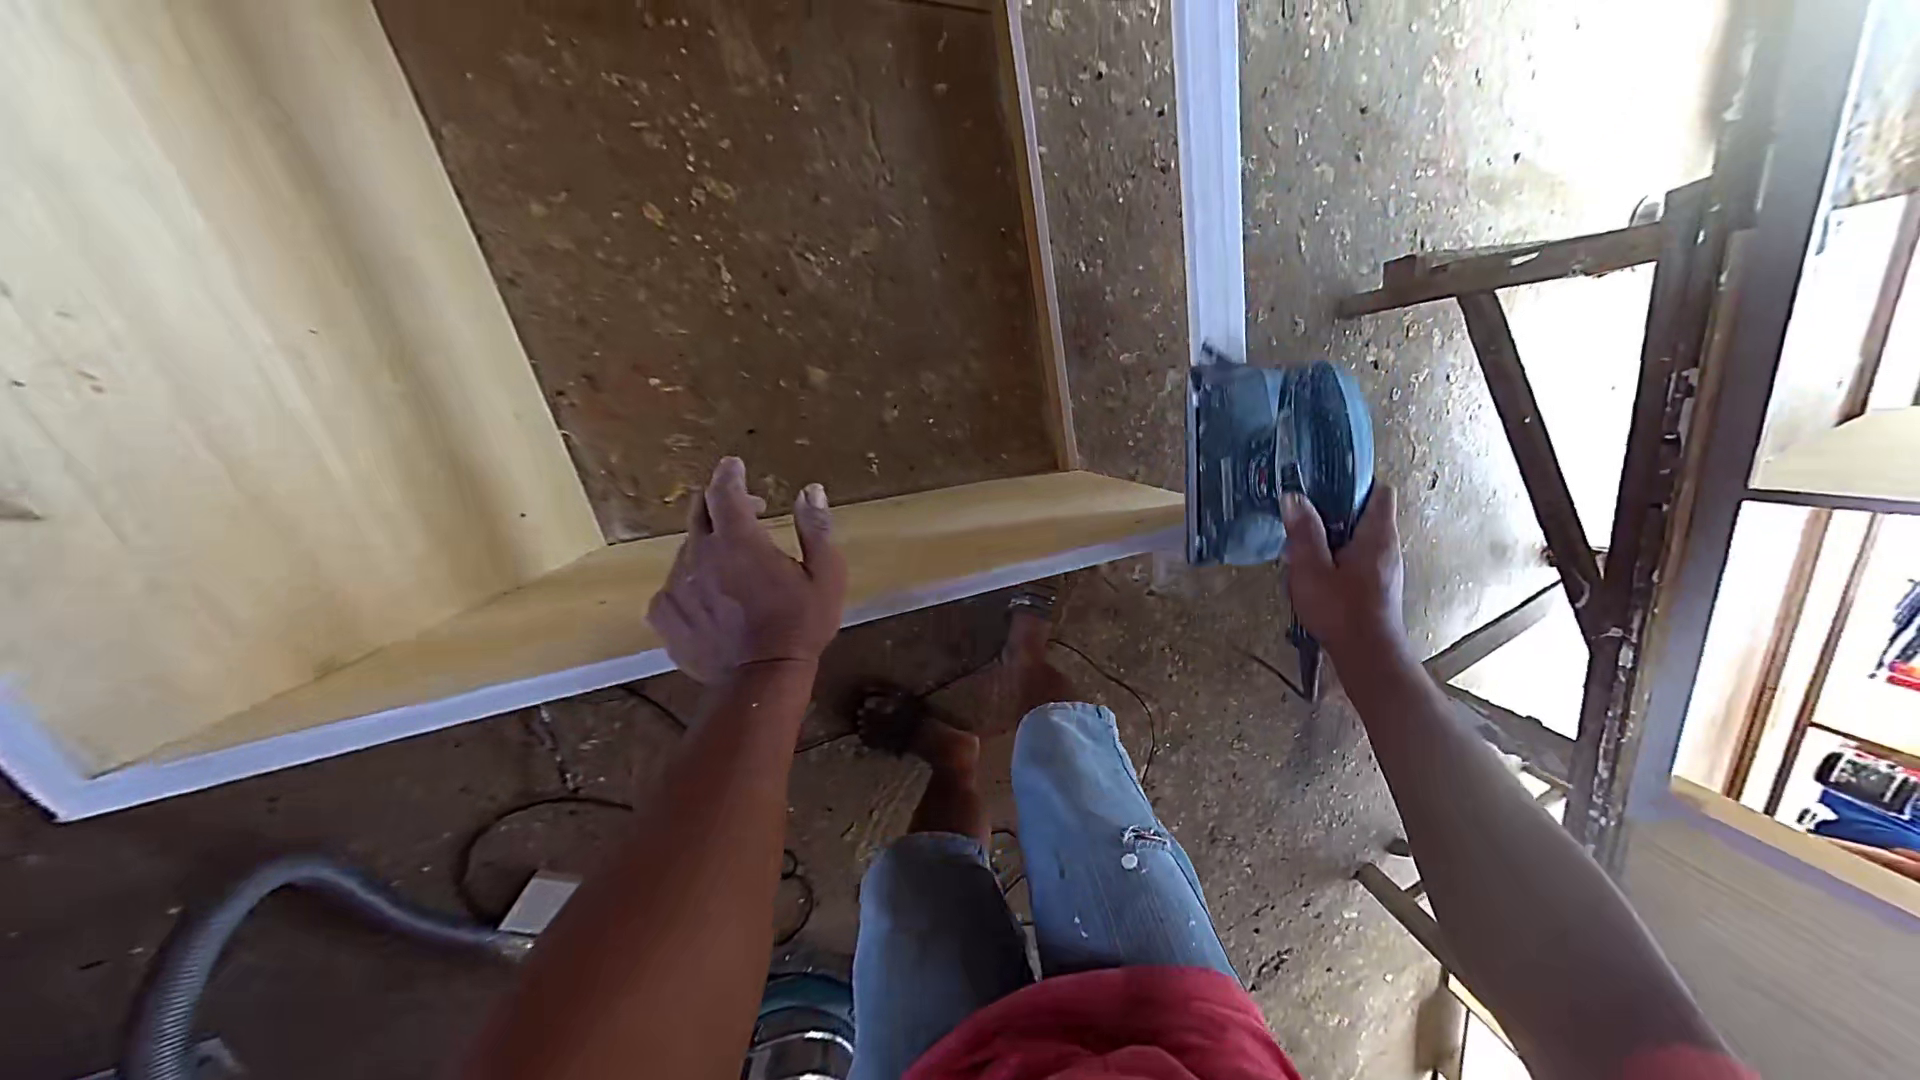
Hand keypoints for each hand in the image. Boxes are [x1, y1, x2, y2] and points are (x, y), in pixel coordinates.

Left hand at [646, 458, 847, 683]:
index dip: (729, 473)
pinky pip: (674, 585)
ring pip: (688, 550)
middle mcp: (700, 554)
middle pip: (700, 512)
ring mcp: (677, 585)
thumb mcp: (825, 575)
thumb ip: (815, 528)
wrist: (761, 679)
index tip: (734, 465)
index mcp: (739, 540)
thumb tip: (811, 490)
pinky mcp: (664, 614)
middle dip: (721, 503)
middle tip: (746, 512)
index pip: (724, 490)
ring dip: (709, 546)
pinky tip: (710, 598)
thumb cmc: (801, 625)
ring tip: (734, 566)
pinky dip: (691, 582)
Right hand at [1281, 484, 1405, 658]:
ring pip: (1356, 540)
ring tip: (1298, 548)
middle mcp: (1387, 548)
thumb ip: (1303, 532)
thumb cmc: (1340, 610)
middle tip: (1299, 518)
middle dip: (1331, 513)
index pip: (1378, 493)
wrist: (1366, 656)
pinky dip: (1334, 558)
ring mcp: (1384, 569)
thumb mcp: (1312, 568)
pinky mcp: (1375, 586)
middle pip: (1363, 515)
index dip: (1354, 483)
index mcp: (1377, 536)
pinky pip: (1354, 560)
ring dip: (1329, 539)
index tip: (1323, 485)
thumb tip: (1294, 497)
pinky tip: (1311, 573)